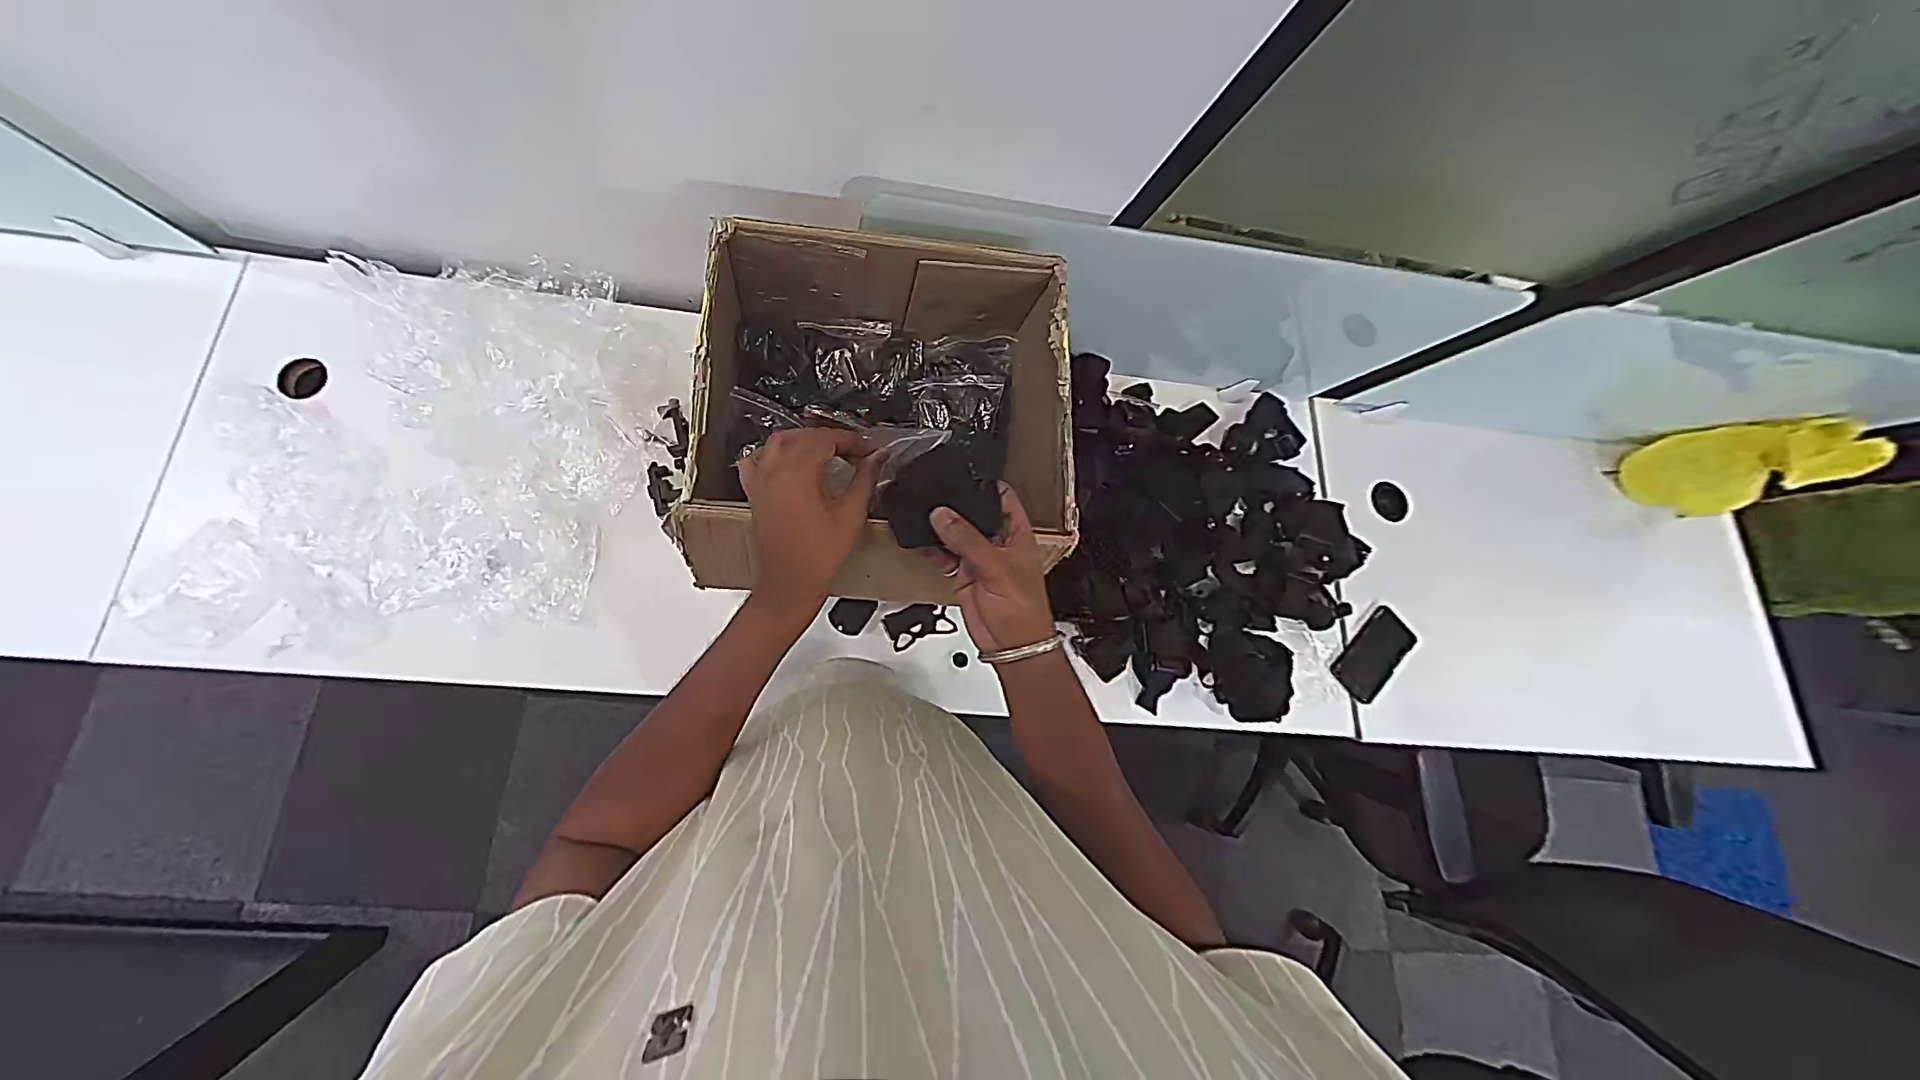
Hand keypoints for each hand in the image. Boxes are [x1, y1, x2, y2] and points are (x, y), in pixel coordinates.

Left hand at [739, 428, 880, 617]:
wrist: (791, 581)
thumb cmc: (817, 556)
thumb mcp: (851, 515)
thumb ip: (864, 480)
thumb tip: (875, 460)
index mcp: (797, 475)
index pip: (825, 439)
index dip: (850, 439)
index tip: (866, 448)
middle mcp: (774, 473)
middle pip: (802, 436)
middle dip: (830, 437)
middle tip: (853, 450)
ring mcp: (760, 481)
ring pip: (778, 442)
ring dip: (803, 439)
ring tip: (826, 450)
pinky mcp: (755, 493)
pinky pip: (757, 460)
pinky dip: (773, 453)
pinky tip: (789, 461)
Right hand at [924, 483, 1055, 654]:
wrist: (1011, 646)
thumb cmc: (1023, 611)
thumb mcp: (997, 568)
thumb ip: (968, 540)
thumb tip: (944, 516)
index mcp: (1017, 534)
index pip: (1002, 498)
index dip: (985, 485)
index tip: (963, 476)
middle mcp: (997, 543)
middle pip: (974, 514)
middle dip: (955, 506)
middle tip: (934, 494)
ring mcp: (979, 558)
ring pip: (955, 534)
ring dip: (940, 528)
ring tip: (922, 516)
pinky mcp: (963, 574)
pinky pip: (944, 555)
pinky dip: (932, 549)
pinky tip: (921, 542)